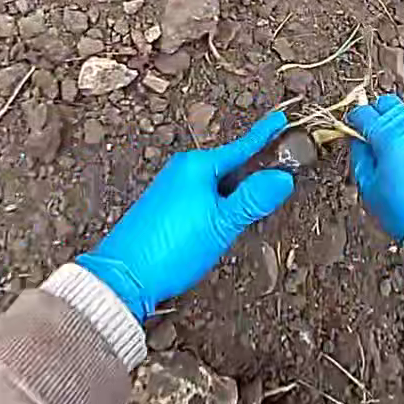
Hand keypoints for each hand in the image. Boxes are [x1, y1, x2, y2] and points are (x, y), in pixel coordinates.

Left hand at [77, 111, 295, 320]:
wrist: (122, 280)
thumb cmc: (168, 249)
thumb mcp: (222, 222)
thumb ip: (254, 198)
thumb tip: (281, 178)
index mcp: (197, 167)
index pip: (242, 146)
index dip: (264, 135)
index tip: (278, 122)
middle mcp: (183, 171)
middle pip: (230, 165)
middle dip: (253, 173)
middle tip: (277, 174)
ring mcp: (172, 188)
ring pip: (217, 183)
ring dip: (236, 192)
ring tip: (253, 206)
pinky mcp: (166, 207)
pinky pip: (203, 195)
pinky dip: (220, 203)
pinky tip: (225, 220)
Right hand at [347, 94, 403, 241]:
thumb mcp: (370, 188)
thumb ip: (361, 157)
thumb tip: (357, 140)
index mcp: (389, 138)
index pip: (366, 113)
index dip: (356, 118)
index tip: (353, 124)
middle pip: (391, 105)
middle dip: (379, 114)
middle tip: (374, 133)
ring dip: (403, 135)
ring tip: (401, 162)